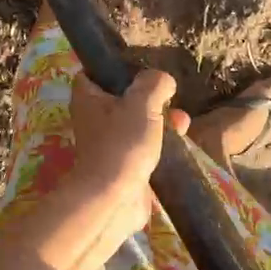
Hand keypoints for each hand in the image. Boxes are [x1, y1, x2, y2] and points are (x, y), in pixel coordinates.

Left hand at [65, 70, 189, 248]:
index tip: (139, 68)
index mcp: (88, 98)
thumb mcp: (141, 102)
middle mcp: (94, 119)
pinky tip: (180, 142)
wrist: (114, 201)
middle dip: (149, 96)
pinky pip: (144, 146)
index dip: (114, 68)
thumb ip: (154, 83)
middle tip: (168, 96)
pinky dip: (161, 143)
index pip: (94, 73)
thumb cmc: (122, 143)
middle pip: (122, 97)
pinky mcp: (124, 165)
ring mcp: (108, 144)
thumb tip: (164, 79)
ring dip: (160, 120)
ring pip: (136, 122)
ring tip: (182, 121)